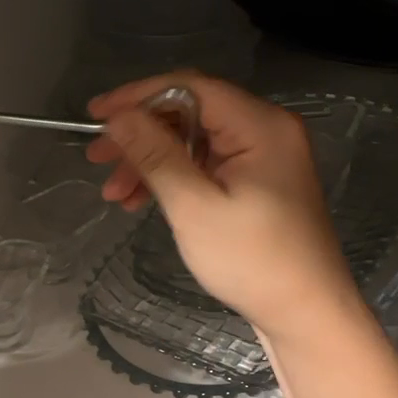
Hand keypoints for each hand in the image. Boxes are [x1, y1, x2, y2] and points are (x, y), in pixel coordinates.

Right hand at [86, 71, 364, 345]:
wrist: (303, 309)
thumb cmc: (250, 258)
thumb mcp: (194, 205)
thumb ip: (155, 155)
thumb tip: (118, 117)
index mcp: (259, 125)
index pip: (189, 88)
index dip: (137, 97)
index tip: (94, 116)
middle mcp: (263, 130)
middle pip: (188, 113)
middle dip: (139, 135)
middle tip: (96, 161)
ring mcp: (260, 157)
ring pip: (190, 142)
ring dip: (148, 162)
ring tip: (114, 195)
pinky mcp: (253, 181)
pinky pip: (202, 165)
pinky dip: (169, 178)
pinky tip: (140, 201)